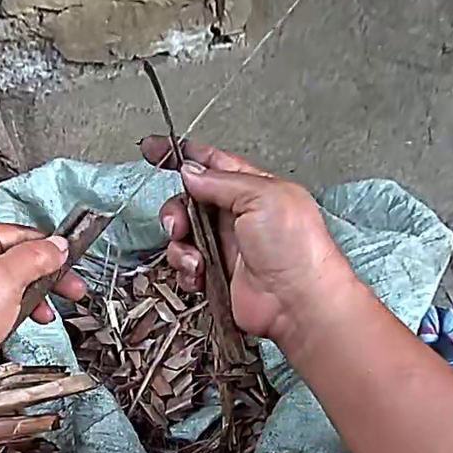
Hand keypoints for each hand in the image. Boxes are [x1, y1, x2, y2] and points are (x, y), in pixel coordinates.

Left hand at [0, 224, 85, 397]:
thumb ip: (35, 257)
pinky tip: (28, 320)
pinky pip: (3, 306)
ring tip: (49, 310)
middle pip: (16, 260)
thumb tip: (56, 246)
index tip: (67, 258)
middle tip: (70, 286)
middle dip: (46, 274)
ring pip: (12, 285)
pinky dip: (21, 311)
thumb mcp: (5, 278)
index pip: (15, 234)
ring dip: (36, 296)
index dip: (45, 246)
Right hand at [140, 137, 359, 341]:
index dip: (182, 156)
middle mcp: (241, 218)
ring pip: (183, 236)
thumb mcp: (263, 196)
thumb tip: (190, 172)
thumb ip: (221, 181)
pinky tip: (200, 274)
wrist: (298, 303)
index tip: (154, 150)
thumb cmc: (297, 250)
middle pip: (190, 202)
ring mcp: (228, 248)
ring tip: (196, 258)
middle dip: (176, 211)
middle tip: (178, 224)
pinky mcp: (219, 277)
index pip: (213, 165)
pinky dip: (186, 270)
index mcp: (255, 190)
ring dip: (181, 246)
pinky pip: (187, 267)